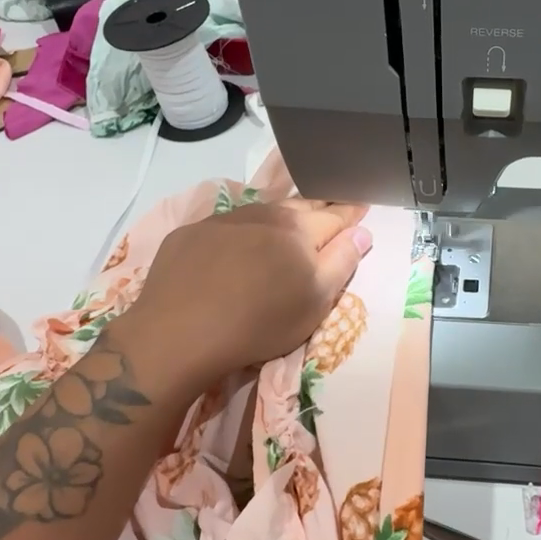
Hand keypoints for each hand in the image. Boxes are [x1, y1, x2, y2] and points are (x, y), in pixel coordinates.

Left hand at [115, 198, 369, 394]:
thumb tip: (361, 231)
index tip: (361, 206)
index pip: (335, 215)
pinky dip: (241, 232)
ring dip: (278, 218)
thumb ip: (342, 262)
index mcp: (300, 229)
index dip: (351, 212)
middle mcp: (264, 214)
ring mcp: (223, 220)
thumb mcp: (315, 301)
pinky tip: (236, 248)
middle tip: (329, 210)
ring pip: (261, 211)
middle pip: (299, 206)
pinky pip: (226, 225)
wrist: (179, 334)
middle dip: (318, 208)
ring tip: (285, 227)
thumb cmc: (260, 323)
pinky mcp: (190, 233)